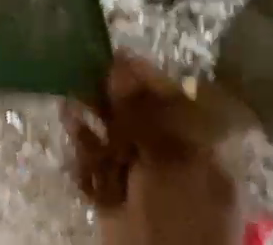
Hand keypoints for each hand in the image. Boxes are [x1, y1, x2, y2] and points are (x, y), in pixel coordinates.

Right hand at [65, 53, 239, 244]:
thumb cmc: (180, 216)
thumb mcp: (169, 160)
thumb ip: (144, 112)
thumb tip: (122, 63)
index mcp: (202, 154)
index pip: (177, 104)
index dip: (148, 79)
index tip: (116, 56)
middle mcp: (174, 162)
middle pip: (141, 118)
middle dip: (112, 98)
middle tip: (83, 74)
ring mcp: (143, 180)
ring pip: (114, 138)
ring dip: (92, 121)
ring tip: (71, 105)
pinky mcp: (115, 194)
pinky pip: (97, 163)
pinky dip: (84, 149)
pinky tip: (72, 132)